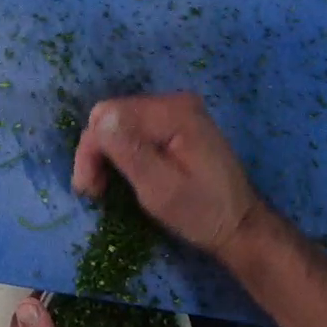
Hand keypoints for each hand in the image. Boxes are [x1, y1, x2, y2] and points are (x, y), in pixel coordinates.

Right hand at [71, 92, 260, 255]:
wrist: (239, 225)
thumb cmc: (202, 213)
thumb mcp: (160, 189)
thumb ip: (130, 151)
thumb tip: (100, 118)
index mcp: (173, 111)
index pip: (108, 114)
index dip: (91, 148)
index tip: (88, 187)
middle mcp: (174, 101)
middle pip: (112, 115)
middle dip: (96, 151)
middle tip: (94, 191)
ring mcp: (176, 110)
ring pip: (120, 122)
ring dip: (106, 153)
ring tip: (104, 187)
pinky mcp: (176, 124)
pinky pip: (135, 129)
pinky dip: (122, 151)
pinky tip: (124, 174)